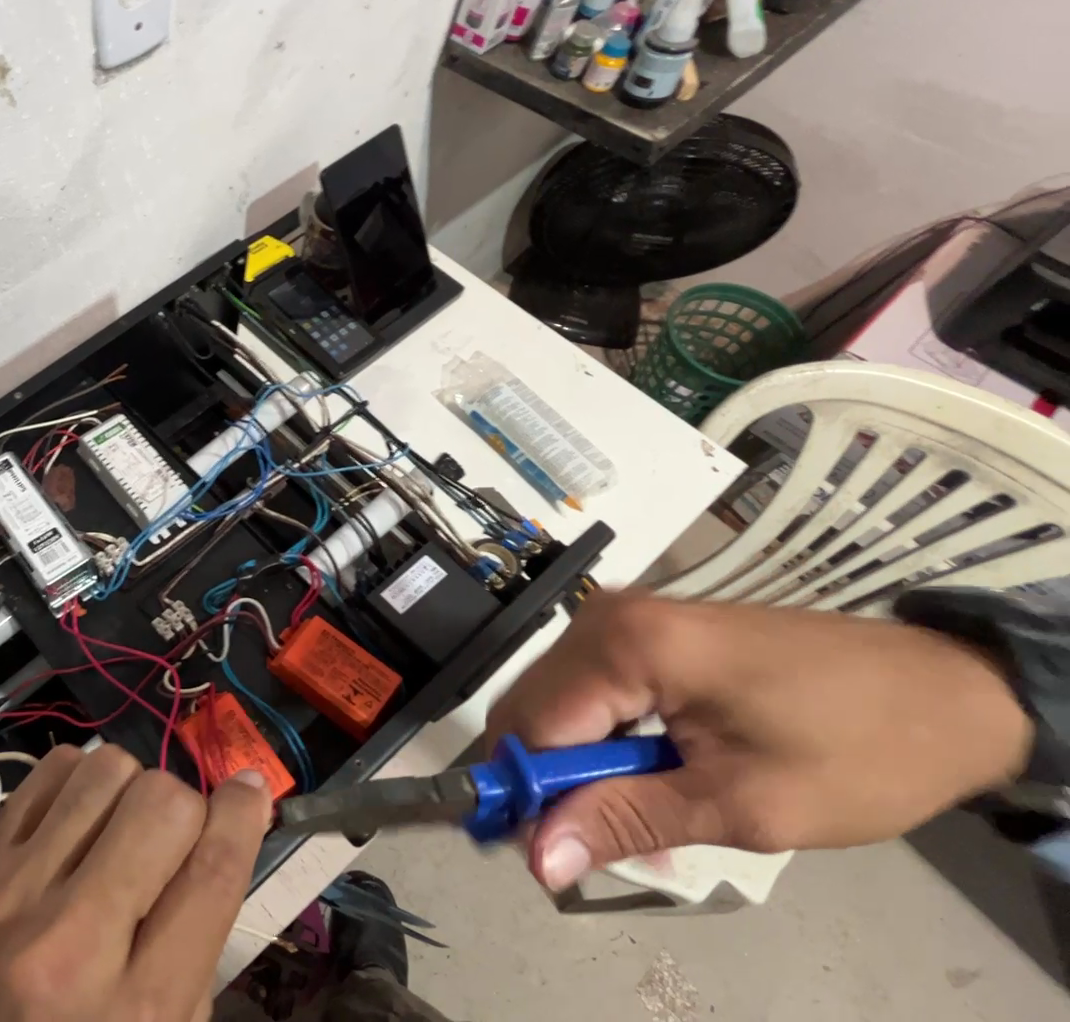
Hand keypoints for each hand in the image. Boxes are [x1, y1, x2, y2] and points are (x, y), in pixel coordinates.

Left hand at [0, 744, 272, 1021]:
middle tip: (169, 840)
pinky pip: (51, 768)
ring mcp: (14, 891)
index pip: (212, 872)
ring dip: (129, 789)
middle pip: (162, 804)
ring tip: (118, 828)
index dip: (242, 815)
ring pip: (105, 769)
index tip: (248, 788)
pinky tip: (77, 819)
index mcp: (140, 1004)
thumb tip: (230, 815)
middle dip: (182, 807)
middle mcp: (72, 940)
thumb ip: (201, 927)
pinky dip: (79, 781)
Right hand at [485, 592, 1033, 890]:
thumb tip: (538, 858)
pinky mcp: (635, 627)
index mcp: (627, 647)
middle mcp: (603, 617)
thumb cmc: (859, 750)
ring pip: (550, 701)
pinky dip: (594, 737)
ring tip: (628, 807)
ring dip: (571, 762)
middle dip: (548, 779)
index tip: (551, 854)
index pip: (532, 728)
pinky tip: (639, 769)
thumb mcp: (746, 805)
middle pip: (531, 709)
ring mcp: (617, 617)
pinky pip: (581, 688)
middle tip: (595, 840)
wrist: (947, 692)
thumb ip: (628, 820)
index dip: (529, 795)